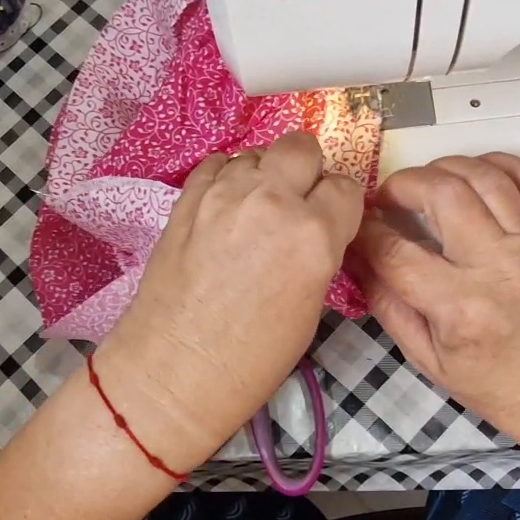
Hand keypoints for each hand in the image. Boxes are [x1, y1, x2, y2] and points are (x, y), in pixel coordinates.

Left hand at [93, 133, 363, 469]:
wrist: (174, 371)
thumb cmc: (252, 360)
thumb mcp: (309, 308)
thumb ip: (318, 254)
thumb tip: (316, 230)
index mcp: (313, 235)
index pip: (345, 187)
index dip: (340, 205)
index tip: (331, 221)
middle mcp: (271, 201)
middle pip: (300, 148)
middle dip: (306, 171)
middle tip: (296, 202)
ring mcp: (223, 194)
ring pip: (256, 153)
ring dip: (264, 174)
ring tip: (256, 208)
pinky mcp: (187, 198)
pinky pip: (217, 164)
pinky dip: (227, 177)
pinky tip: (226, 207)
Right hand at [348, 154, 519, 452]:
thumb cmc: (494, 385)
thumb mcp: (426, 358)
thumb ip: (388, 304)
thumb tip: (356, 258)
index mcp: (459, 306)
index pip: (395, 250)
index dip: (365, 232)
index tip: (354, 226)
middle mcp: (497, 266)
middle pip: (441, 193)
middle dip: (402, 184)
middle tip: (388, 197)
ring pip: (483, 176)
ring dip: (443, 167)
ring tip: (425, 182)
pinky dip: (497, 162)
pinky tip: (472, 173)